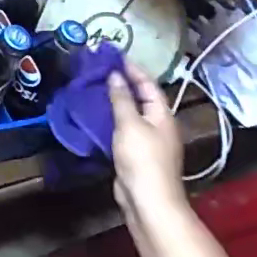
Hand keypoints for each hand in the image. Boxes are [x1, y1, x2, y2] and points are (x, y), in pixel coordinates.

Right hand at [107, 66, 187, 224]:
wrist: (148, 200)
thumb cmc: (142, 158)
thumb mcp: (129, 124)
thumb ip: (121, 98)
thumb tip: (115, 75)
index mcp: (162, 115)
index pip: (148, 85)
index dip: (133, 69)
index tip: (114, 56)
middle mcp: (157, 125)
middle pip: (141, 98)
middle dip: (122, 83)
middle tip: (100, 69)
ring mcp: (147, 140)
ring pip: (130, 113)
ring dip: (114, 100)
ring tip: (93, 87)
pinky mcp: (135, 153)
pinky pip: (122, 128)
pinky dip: (110, 118)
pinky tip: (95, 114)